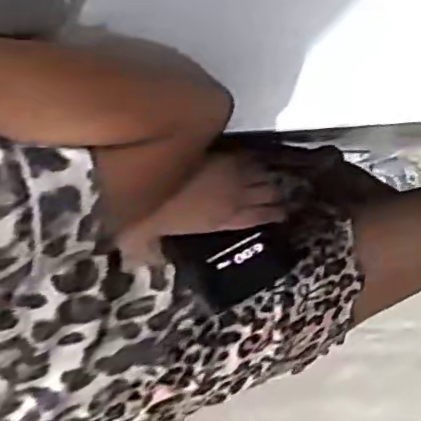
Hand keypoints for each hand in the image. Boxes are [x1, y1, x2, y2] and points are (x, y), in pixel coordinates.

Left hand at [115, 151, 285, 263]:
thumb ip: (149, 254)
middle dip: (275, 197)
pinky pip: (253, 159)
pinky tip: (252, 163)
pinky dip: (256, 162)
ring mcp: (237, 173)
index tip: (282, 216)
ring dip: (268, 179)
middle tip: (276, 198)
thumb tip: (152, 265)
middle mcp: (239, 196)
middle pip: (270, 194)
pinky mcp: (230, 155)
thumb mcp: (138, 240)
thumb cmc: (145, 209)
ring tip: (266, 180)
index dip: (275, 216)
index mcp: (223, 219)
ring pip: (266, 175)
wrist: (150, 172)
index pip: (262, 217)